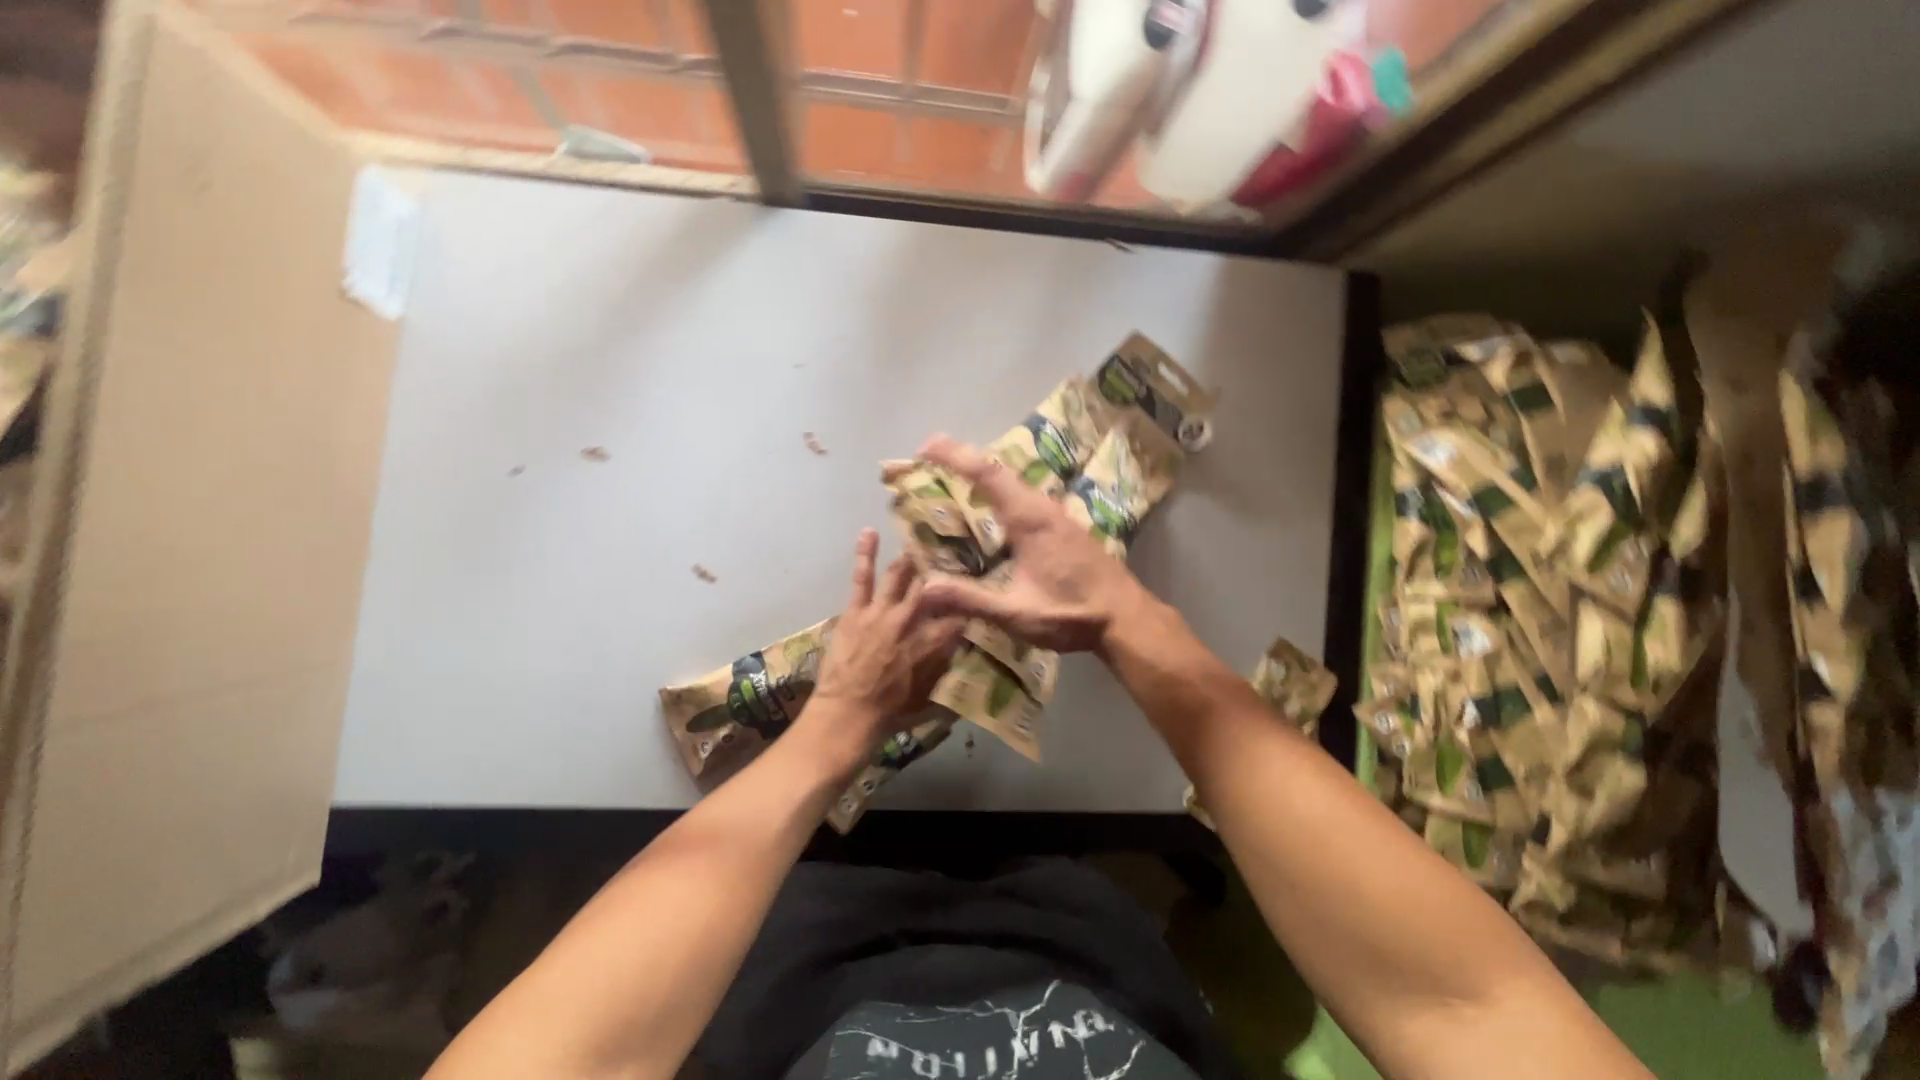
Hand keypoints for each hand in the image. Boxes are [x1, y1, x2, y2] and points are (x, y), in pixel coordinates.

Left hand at [804, 528, 961, 759]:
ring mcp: (884, 612)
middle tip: (952, 550)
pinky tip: (868, 532)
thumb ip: (946, 668)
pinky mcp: (857, 610)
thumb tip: (960, 651)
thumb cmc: (892, 713)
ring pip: (900, 575)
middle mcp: (913, 620)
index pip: (959, 613)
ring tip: (919, 540)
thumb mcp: (931, 695)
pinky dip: (865, 553)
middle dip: (942, 568)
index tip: (975, 587)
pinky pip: (862, 577)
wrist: (850, 713)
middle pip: (933, 586)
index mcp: (935, 642)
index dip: (968, 599)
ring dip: (911, 557)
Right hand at [915, 434, 1149, 653]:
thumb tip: (923, 589)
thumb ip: (970, 600)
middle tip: (928, 455)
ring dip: (982, 474)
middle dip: (962, 459)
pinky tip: (991, 509)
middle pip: (998, 471)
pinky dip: (999, 491)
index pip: (987, 474)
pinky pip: (1024, 496)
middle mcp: (1043, 508)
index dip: (954, 455)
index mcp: (1029, 520)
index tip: (925, 447)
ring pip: (1014, 483)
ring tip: (952, 475)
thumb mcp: (1016, 613)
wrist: (1126, 618)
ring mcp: (1057, 516)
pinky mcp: (1064, 527)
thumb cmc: (1072, 614)